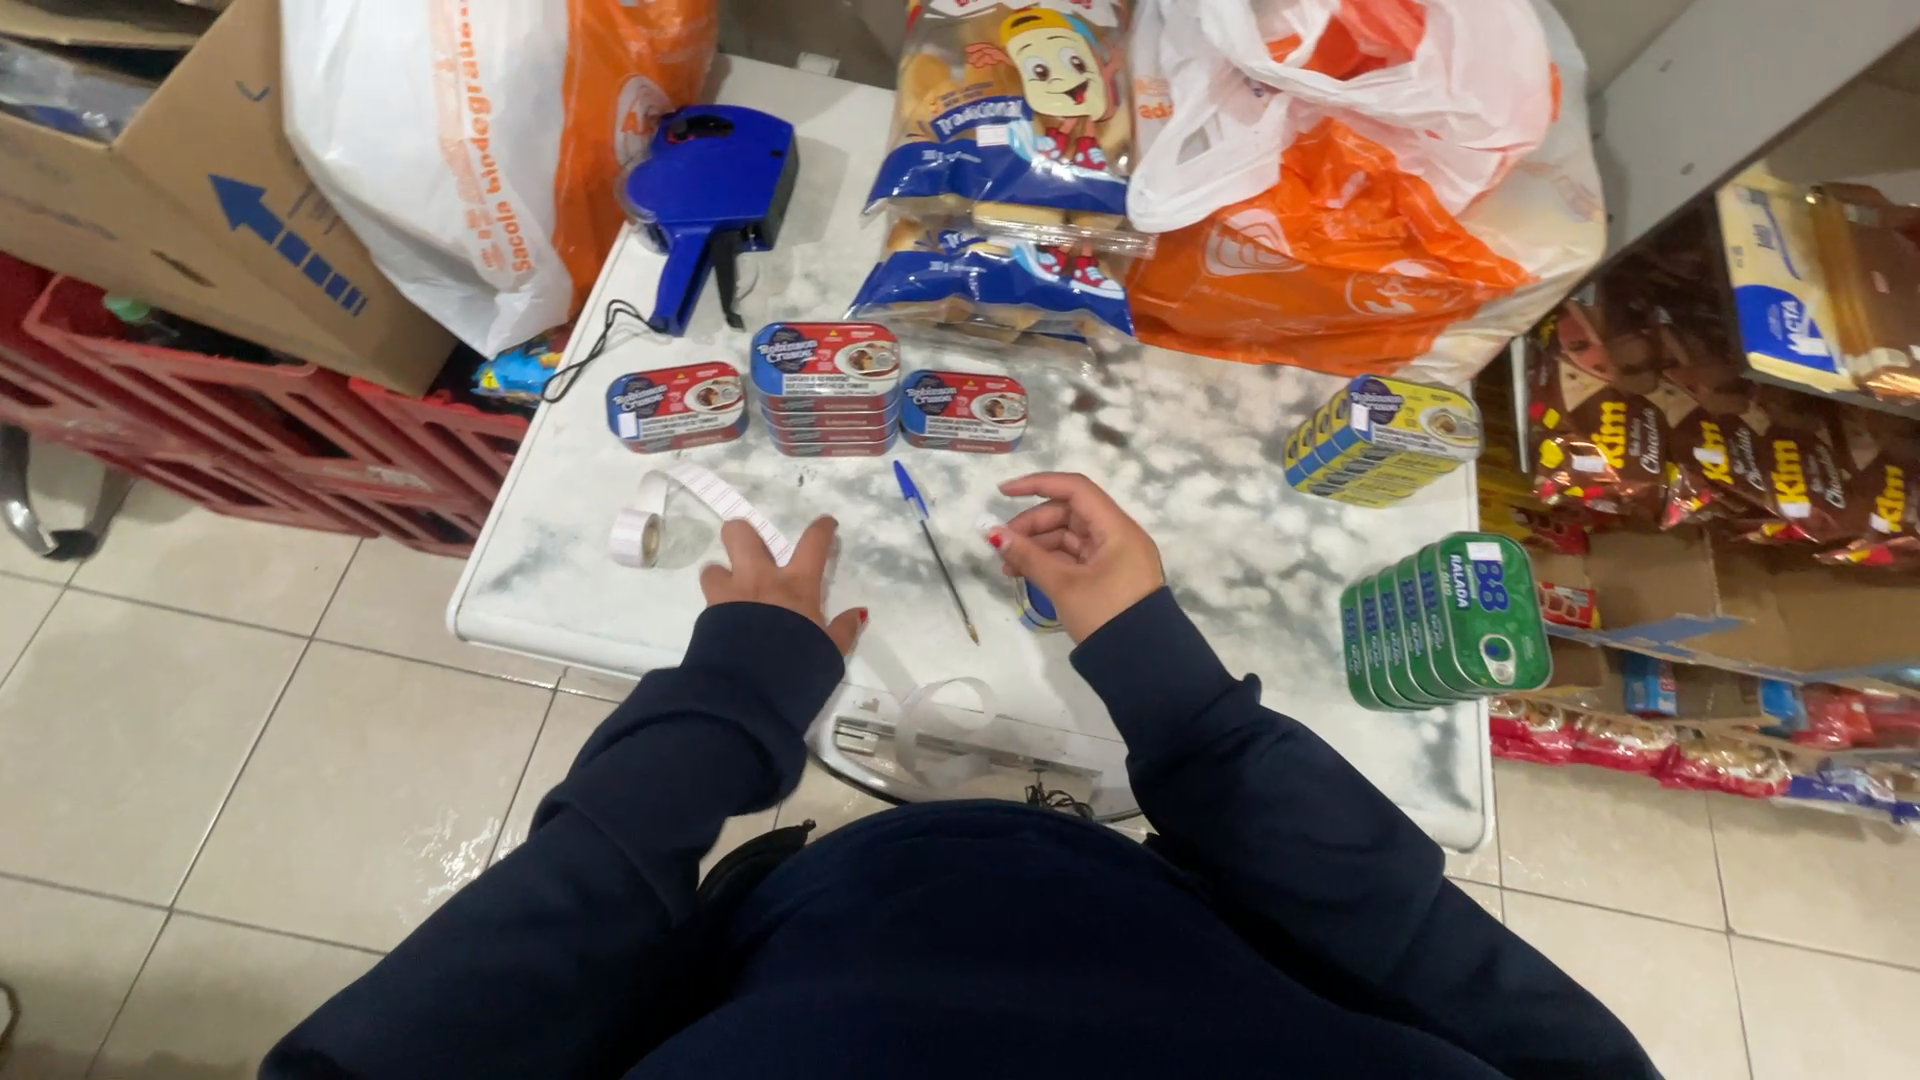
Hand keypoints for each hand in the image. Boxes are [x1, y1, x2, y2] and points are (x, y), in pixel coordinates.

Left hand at [701, 516, 865, 655]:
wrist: (749, 692)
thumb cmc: (797, 667)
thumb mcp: (829, 651)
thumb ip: (844, 629)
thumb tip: (859, 613)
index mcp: (796, 585)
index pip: (813, 543)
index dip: (822, 528)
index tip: (826, 524)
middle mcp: (759, 580)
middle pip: (741, 534)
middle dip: (743, 534)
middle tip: (753, 550)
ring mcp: (729, 595)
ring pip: (713, 566)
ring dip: (722, 574)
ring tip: (731, 590)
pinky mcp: (707, 616)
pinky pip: (708, 599)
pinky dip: (716, 604)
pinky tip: (724, 621)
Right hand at [986, 473, 1164, 642]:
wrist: (1143, 663)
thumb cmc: (1106, 616)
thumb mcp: (1063, 586)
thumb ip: (1027, 557)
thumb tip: (993, 535)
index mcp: (1116, 528)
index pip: (1074, 489)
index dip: (1037, 484)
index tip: (1003, 492)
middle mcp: (1116, 535)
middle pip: (1068, 513)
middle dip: (1032, 525)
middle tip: (1002, 544)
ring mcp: (1112, 556)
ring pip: (1067, 536)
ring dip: (1036, 546)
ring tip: (1007, 566)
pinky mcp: (1106, 575)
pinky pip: (1072, 556)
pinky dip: (1048, 561)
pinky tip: (1022, 573)